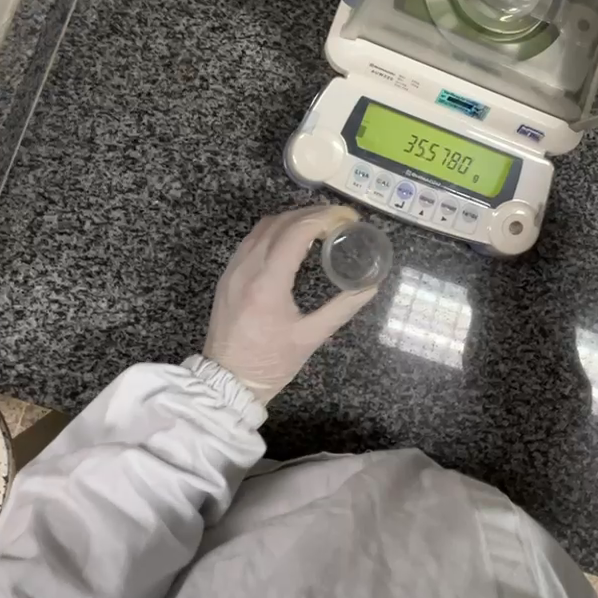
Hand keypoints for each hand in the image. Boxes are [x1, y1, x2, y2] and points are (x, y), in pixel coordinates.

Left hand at [203, 206, 379, 402]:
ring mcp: (233, 270)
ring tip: (318, 225)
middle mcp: (246, 268)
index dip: (324, 218)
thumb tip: (370, 286)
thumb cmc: (270, 363)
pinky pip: (251, 239)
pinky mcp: (227, 275)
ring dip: (291, 219)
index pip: (296, 233)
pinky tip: (291, 239)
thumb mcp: (310, 338)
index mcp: (267, 283)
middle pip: (280, 223)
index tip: (346, 218)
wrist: (226, 382)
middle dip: (311, 214)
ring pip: (262, 227)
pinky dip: (274, 230)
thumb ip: (342, 308)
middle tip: (338, 219)